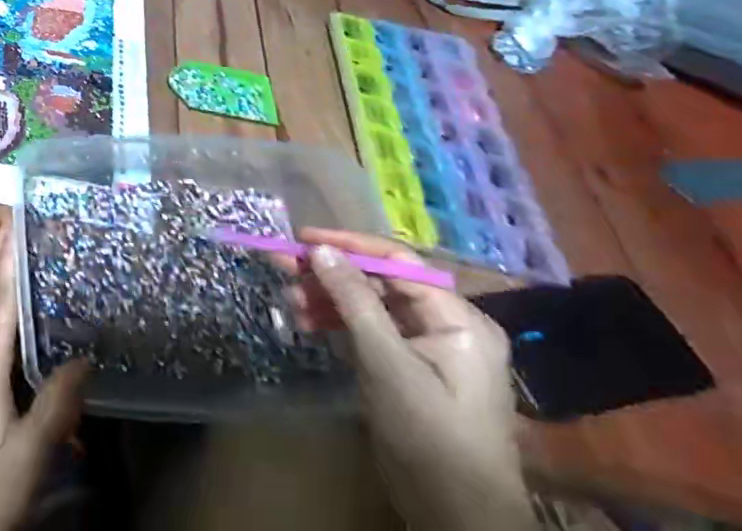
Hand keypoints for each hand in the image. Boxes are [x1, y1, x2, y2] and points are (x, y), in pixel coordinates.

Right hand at [294, 228, 533, 530]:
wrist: (456, 515)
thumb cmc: (429, 431)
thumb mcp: (386, 361)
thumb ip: (354, 300)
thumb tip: (320, 249)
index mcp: (458, 318)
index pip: (398, 263)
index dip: (348, 245)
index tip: (301, 238)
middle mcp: (446, 325)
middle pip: (380, 282)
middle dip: (331, 273)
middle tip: (283, 264)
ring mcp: (427, 348)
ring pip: (370, 305)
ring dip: (328, 298)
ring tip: (288, 297)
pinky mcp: (408, 368)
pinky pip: (369, 330)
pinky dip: (337, 323)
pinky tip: (304, 320)